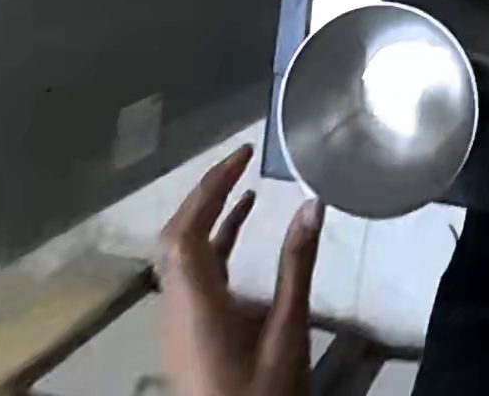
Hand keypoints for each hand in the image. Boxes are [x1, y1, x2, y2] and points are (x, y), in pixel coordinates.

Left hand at [157, 144, 323, 395]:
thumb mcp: (288, 332)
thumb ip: (296, 265)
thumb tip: (312, 203)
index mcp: (196, 307)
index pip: (186, 231)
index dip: (210, 187)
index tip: (243, 155)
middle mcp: (176, 308)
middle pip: (176, 235)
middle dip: (206, 191)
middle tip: (242, 159)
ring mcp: (179, 320)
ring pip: (180, 251)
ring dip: (208, 211)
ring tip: (243, 179)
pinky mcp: (190, 328)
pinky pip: (194, 269)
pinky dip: (216, 237)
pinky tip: (243, 217)